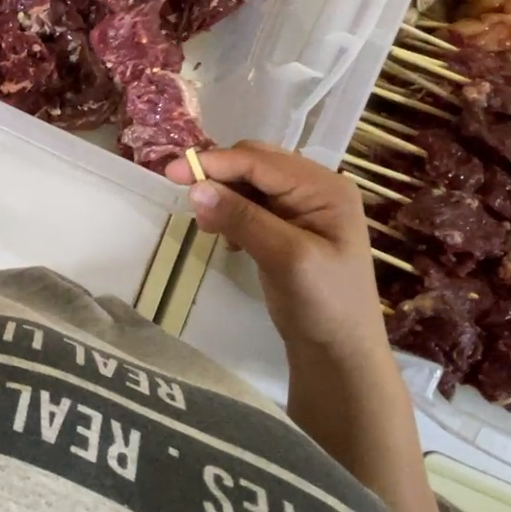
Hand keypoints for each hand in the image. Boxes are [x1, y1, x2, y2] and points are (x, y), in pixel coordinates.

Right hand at [164, 142, 389, 364]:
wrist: (340, 350)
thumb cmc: (324, 303)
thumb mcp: (285, 259)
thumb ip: (243, 219)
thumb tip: (195, 189)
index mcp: (324, 188)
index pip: (260, 162)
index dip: (215, 163)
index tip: (171, 173)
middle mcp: (314, 188)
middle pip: (253, 162)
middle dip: (218, 176)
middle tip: (190, 203)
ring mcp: (301, 206)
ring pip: (248, 181)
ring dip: (222, 195)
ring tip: (209, 227)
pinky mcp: (286, 225)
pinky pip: (249, 203)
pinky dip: (230, 211)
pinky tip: (227, 237)